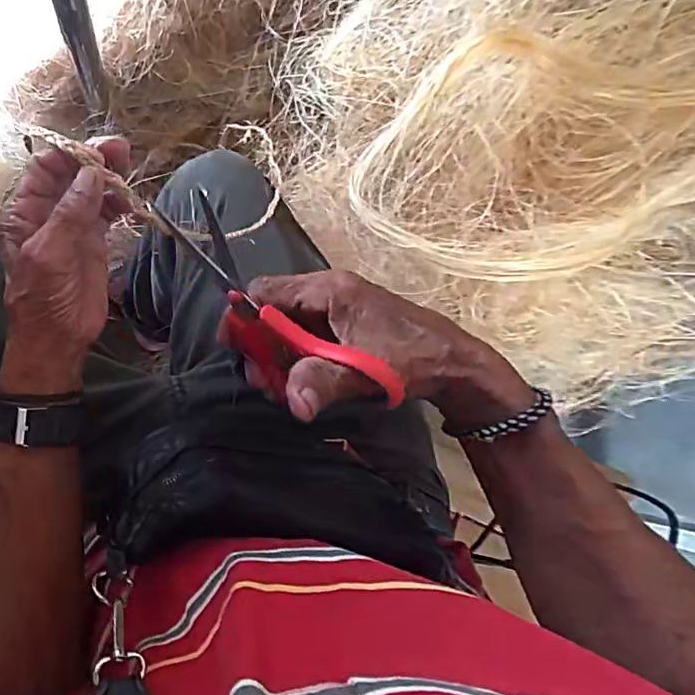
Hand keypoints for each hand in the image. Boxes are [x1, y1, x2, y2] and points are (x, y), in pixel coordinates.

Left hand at [0, 137, 131, 392]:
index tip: (95, 149)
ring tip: (128, 168)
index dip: (68, 154)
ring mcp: (72, 225)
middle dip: (94, 159)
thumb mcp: (49, 254)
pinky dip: (117, 200)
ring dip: (109, 176)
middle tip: (120, 150)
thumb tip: (91, 174)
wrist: (58, 341)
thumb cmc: (43, 300)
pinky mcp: (93, 240)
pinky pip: (105, 210)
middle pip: (71, 174)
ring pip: (91, 189)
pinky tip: (128, 200)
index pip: (44, 170)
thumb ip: (69, 214)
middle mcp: (47, 213)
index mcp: (25, 213)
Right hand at [231, 270, 536, 425]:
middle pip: (270, 310)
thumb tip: (292, 404)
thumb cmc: (414, 360)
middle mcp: (327, 292)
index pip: (264, 290)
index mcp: (329, 289)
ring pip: (284, 326)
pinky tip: (301, 381)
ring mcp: (334, 309)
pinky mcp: (341, 326)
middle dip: (259, 346)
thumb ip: (323, 382)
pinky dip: (294, 359)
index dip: (242, 317)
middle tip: (262, 380)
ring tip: (282, 387)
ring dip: (276, 357)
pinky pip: (302, 336)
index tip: (234, 348)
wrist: (460, 367)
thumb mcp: (365, 371)